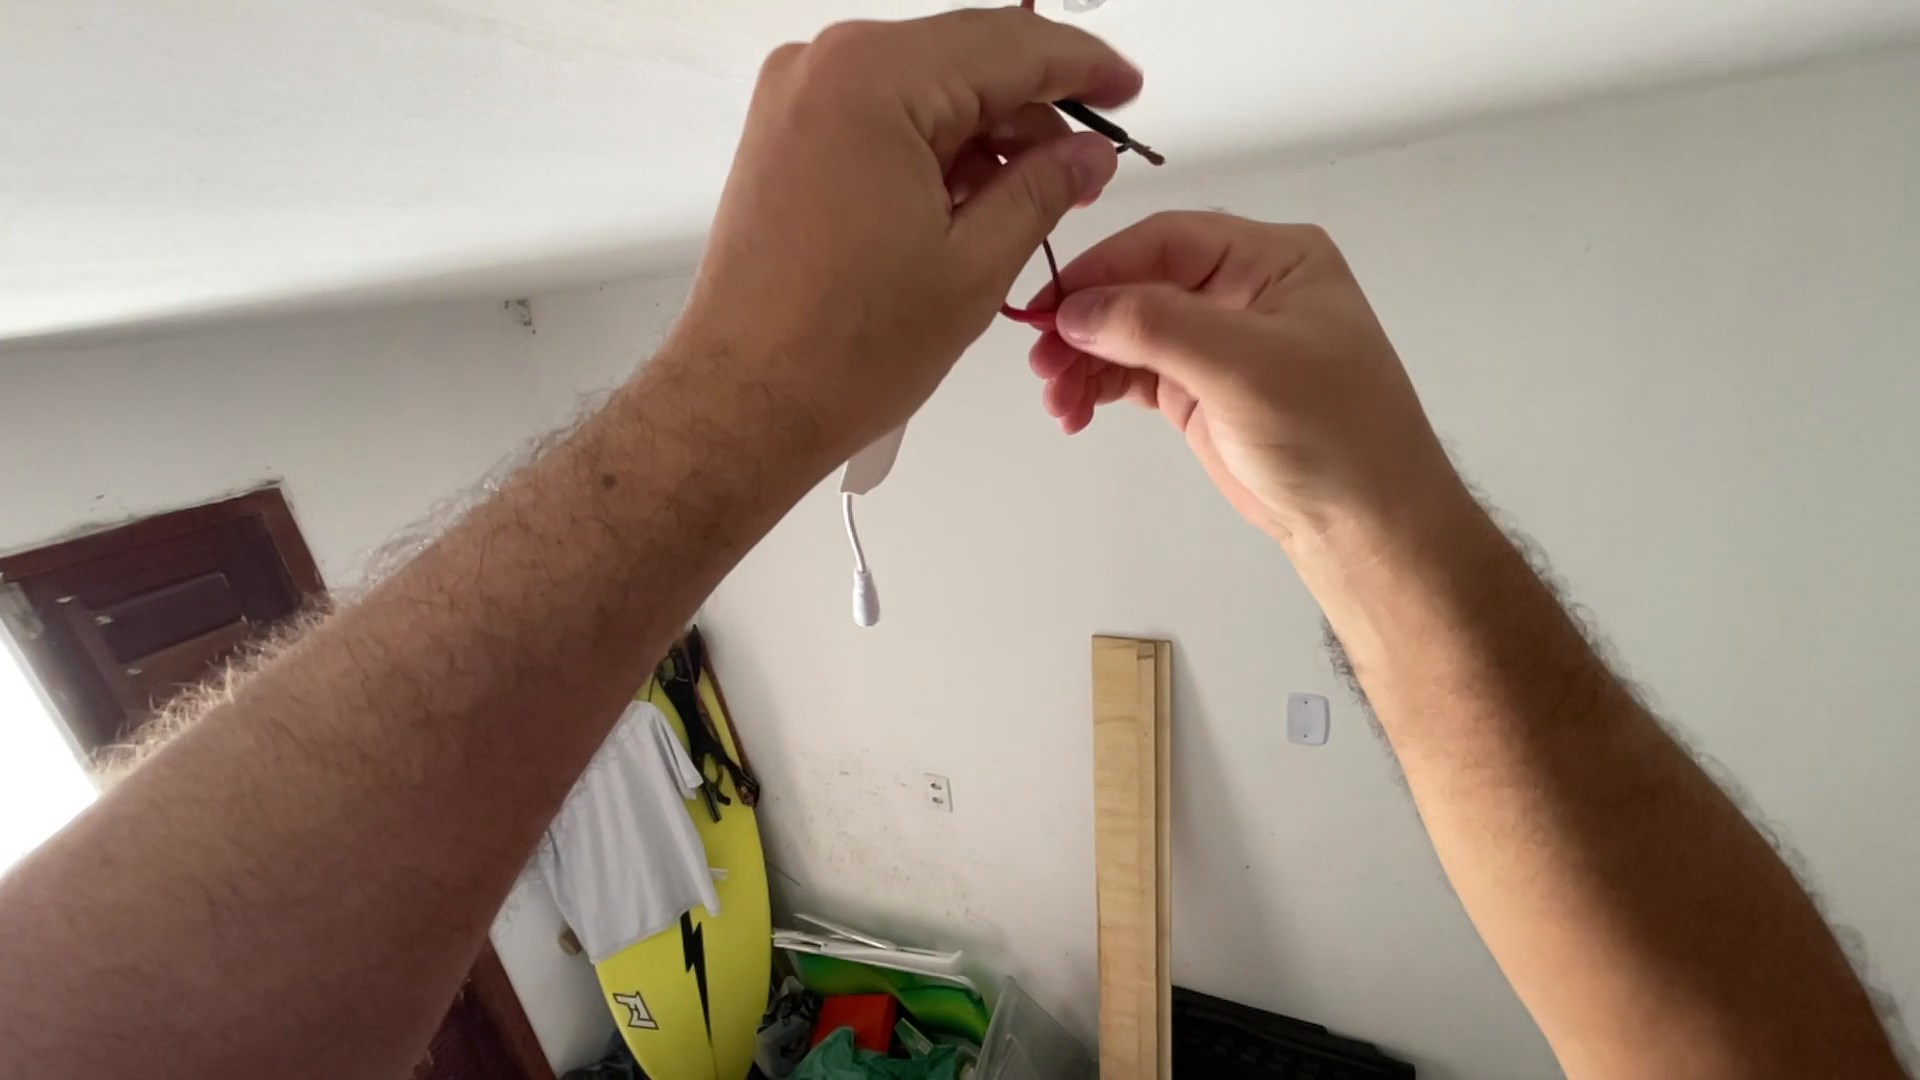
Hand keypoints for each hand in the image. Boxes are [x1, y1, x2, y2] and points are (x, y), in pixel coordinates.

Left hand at [670, 10, 1140, 463]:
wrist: (749, 403)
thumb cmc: (841, 353)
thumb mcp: (974, 268)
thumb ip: (1042, 191)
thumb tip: (1086, 154)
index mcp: (875, 82)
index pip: (1008, 45)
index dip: (1082, 69)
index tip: (1124, 90)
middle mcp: (823, 72)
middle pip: (960, 66)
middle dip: (1031, 118)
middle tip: (1081, 173)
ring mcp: (795, 108)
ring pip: (919, 100)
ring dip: (981, 146)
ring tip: (1026, 205)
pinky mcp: (784, 148)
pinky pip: (877, 129)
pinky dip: (930, 160)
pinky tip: (965, 207)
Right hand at [1028, 212, 1464, 547]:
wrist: (1357, 519)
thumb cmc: (1327, 432)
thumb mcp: (1246, 368)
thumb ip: (1157, 327)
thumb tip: (1073, 310)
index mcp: (1266, 260)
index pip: (1166, 242)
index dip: (1101, 269)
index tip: (1048, 307)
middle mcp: (1234, 291)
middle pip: (1136, 288)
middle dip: (1084, 324)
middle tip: (1042, 363)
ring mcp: (1211, 343)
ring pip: (1126, 334)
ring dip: (1083, 364)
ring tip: (1056, 401)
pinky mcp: (1193, 390)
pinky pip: (1130, 376)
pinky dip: (1097, 390)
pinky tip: (1074, 412)